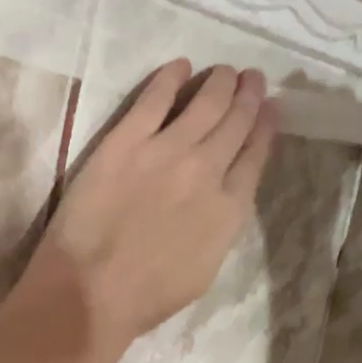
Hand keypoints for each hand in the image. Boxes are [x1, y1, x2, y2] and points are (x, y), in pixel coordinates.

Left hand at [21, 60, 277, 350]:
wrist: (91, 290)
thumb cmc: (146, 296)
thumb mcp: (206, 269)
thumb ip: (220, 226)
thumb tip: (223, 199)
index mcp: (231, 209)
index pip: (255, 155)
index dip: (265, 127)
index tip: (270, 108)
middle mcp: (208, 170)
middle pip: (235, 122)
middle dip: (248, 96)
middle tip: (252, 77)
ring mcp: (167, 150)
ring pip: (204, 103)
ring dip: (220, 82)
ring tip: (226, 70)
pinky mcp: (126, 140)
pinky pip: (154, 98)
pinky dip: (171, 78)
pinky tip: (181, 66)